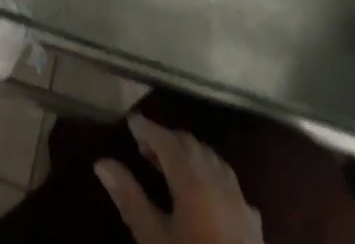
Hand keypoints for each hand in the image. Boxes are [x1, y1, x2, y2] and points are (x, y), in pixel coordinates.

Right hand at [95, 116, 261, 243]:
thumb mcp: (152, 237)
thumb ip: (129, 197)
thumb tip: (103, 163)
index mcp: (193, 181)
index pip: (168, 142)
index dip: (149, 129)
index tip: (131, 121)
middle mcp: (219, 182)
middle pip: (193, 146)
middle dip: (168, 139)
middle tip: (143, 145)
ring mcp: (239, 202)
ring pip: (214, 161)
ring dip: (190, 155)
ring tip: (169, 164)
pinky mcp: (252, 223)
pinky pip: (229, 185)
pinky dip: (210, 175)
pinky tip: (205, 193)